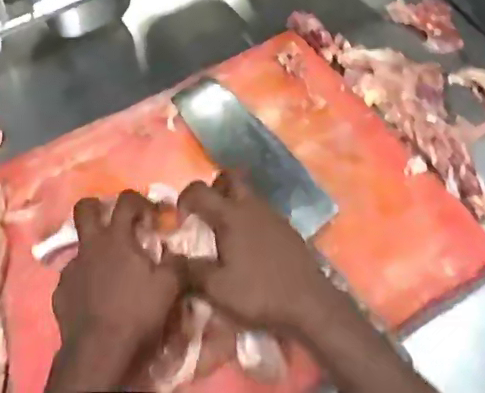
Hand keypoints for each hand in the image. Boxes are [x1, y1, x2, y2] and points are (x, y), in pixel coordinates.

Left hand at [46, 192, 183, 392]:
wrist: (98, 351)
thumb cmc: (135, 314)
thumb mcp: (168, 289)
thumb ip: (177, 265)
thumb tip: (180, 252)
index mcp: (116, 237)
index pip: (126, 201)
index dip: (139, 200)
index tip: (151, 212)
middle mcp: (90, 245)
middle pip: (85, 209)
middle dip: (96, 206)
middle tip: (111, 220)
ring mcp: (71, 267)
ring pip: (78, 247)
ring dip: (92, 252)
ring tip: (107, 272)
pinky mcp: (61, 290)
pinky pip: (72, 279)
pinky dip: (83, 283)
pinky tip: (93, 300)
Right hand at [181, 175, 437, 392]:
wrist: (314, 307)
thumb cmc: (261, 294)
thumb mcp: (217, 290)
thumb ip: (190, 271)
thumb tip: (170, 257)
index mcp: (230, 215)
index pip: (199, 190)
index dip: (184, 198)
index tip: (181, 217)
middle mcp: (251, 206)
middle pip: (229, 178)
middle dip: (214, 188)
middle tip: (208, 213)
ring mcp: (273, 216)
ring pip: (248, 195)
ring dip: (235, 205)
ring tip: (229, 234)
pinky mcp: (289, 231)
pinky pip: (263, 214)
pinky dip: (253, 221)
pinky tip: (253, 248)